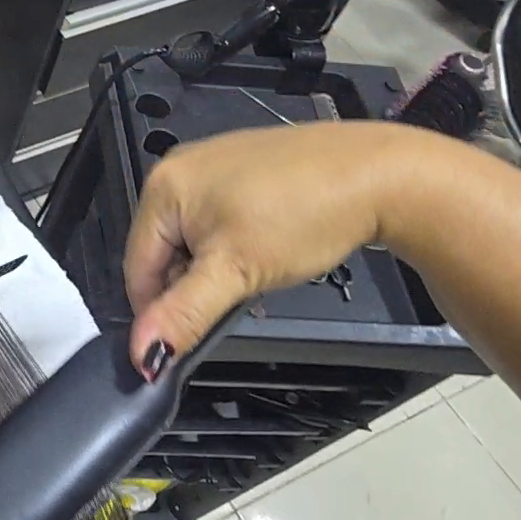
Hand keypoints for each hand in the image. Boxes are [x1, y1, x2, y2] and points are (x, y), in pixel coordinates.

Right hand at [123, 123, 439, 374]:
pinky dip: (229, 242)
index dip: (158, 310)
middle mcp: (177, 167)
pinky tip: (261, 246)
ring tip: (254, 269)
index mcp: (161, 187)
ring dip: (211, 266)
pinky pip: (213, 217)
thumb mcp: (236, 273)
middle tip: (235, 294)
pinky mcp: (239, 166)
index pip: (137, 267)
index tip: (188, 335)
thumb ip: (183, 314)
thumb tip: (142, 356)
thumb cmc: (304, 216)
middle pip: (161, 250)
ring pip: (189, 237)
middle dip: (190, 282)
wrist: (383, 174)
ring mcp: (209, 162)